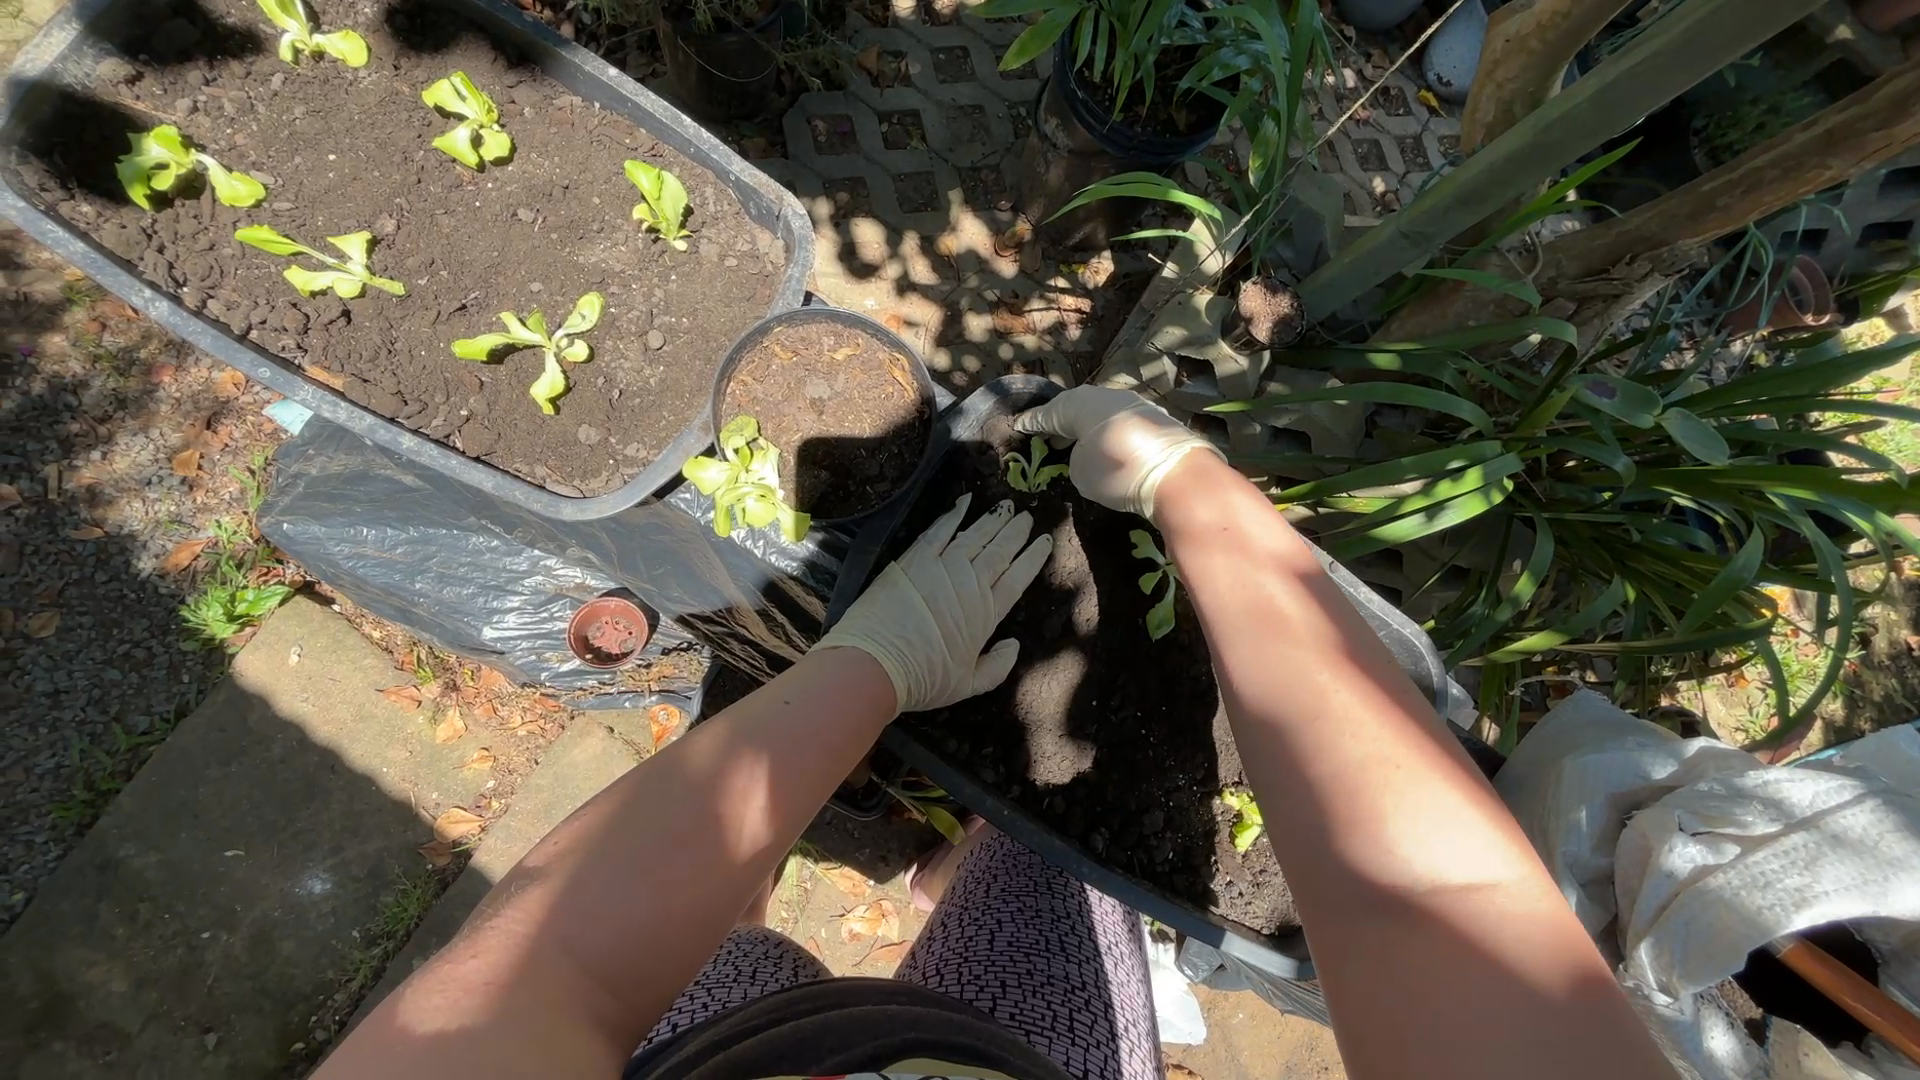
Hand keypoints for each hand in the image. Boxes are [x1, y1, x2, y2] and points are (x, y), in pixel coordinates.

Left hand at [814, 494, 1051, 713]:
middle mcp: (970, 583)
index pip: (1018, 577)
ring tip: (1007, 507)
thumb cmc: (923, 679)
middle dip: (1016, 532)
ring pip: (975, 535)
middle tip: (1027, 516)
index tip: (1044, 540)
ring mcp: (942, 566)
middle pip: (1000, 550)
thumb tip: (1014, 644)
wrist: (875, 663)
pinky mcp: (914, 559)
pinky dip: (953, 514)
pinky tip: (965, 502)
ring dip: (993, 519)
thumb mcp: (968, 685)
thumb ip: (997, 666)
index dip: (1033, 557)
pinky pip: (939, 530)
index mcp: (986, 613)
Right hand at [1013, 386, 1222, 518]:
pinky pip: (1119, 422)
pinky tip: (1105, 444)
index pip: (1048, 414)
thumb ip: (1076, 457)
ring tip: (1074, 441)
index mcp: (1079, 404)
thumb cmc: (1116, 470)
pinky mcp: (1155, 418)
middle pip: (1075, 408)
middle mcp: (1105, 397)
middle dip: (1060, 421)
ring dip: (1086, 426)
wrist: (1176, 473)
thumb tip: (1088, 453)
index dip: (1033, 423)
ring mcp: (1133, 404)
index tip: (1019, 426)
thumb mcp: (1080, 472)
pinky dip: (1107, 432)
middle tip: (1047, 435)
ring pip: (1100, 413)